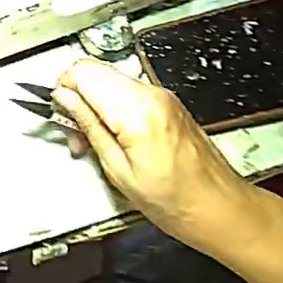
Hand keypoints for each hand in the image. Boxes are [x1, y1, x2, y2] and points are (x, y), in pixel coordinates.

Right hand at [53, 60, 276, 256]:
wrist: (224, 211)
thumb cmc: (180, 203)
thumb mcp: (118, 171)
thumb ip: (88, 127)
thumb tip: (63, 99)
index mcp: (136, 112)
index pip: (82, 74)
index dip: (62, 90)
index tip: (58, 112)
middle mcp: (150, 95)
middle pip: (93, 71)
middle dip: (75, 96)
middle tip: (74, 132)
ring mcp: (160, 95)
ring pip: (106, 79)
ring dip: (91, 102)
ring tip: (92, 139)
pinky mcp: (165, 101)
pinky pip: (124, 90)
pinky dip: (109, 105)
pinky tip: (111, 135)